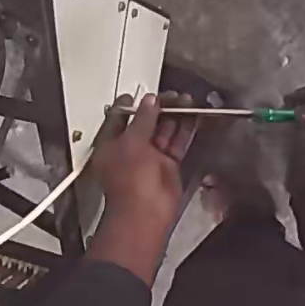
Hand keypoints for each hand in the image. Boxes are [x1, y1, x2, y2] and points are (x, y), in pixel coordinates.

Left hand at [86, 92, 197, 282]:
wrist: (145, 212)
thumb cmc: (130, 181)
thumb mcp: (132, 141)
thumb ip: (143, 119)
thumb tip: (150, 102)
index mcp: (111, 144)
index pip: (119, 117)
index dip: (131, 104)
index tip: (141, 93)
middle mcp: (129, 150)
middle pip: (145, 122)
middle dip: (159, 108)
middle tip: (172, 95)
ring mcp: (149, 158)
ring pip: (163, 131)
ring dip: (175, 116)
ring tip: (187, 101)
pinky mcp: (167, 166)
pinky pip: (176, 144)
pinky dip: (185, 130)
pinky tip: (193, 118)